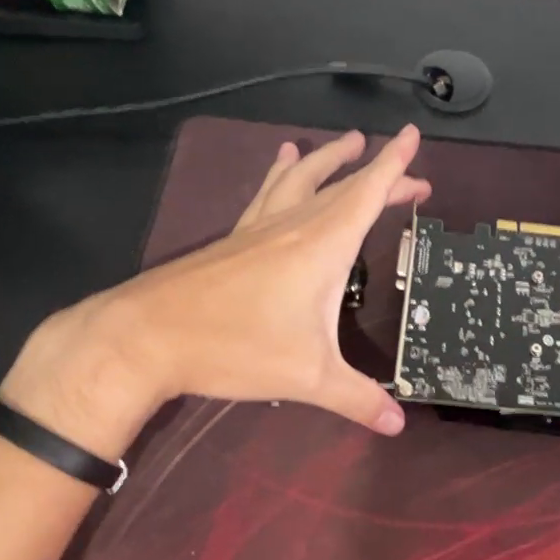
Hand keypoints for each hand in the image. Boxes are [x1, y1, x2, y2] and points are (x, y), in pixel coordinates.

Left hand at [0, 125, 430, 459]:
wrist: (148, 336)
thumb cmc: (235, 348)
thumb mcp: (307, 377)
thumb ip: (357, 399)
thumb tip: (398, 425)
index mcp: (321, 246)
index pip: (366, 193)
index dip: (393, 164)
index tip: (411, 134)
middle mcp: (292, 227)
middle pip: (343, 188)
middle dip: (379, 174)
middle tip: (411, 175)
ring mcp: (258, 230)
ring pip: (301, 181)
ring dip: (329, 160)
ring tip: (346, 142)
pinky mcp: (234, 241)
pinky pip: (267, 194)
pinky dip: (282, 175)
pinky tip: (281, 164)